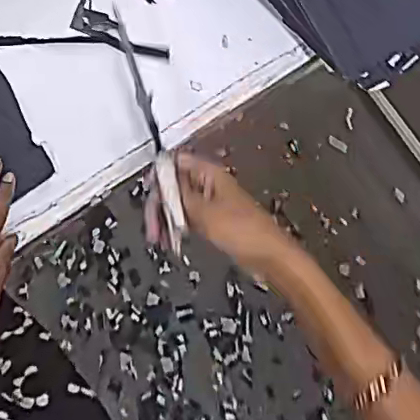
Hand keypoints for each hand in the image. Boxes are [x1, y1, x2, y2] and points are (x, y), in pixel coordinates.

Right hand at [150, 151, 301, 274]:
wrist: (271, 257)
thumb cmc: (243, 231)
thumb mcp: (204, 212)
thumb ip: (178, 194)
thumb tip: (160, 176)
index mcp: (208, 173)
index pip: (175, 162)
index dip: (158, 175)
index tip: (148, 192)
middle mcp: (207, 184)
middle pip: (173, 185)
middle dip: (159, 205)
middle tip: (152, 226)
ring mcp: (209, 202)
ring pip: (177, 204)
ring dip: (166, 219)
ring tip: (158, 239)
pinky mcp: (212, 220)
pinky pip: (187, 218)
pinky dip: (177, 228)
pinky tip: (171, 241)